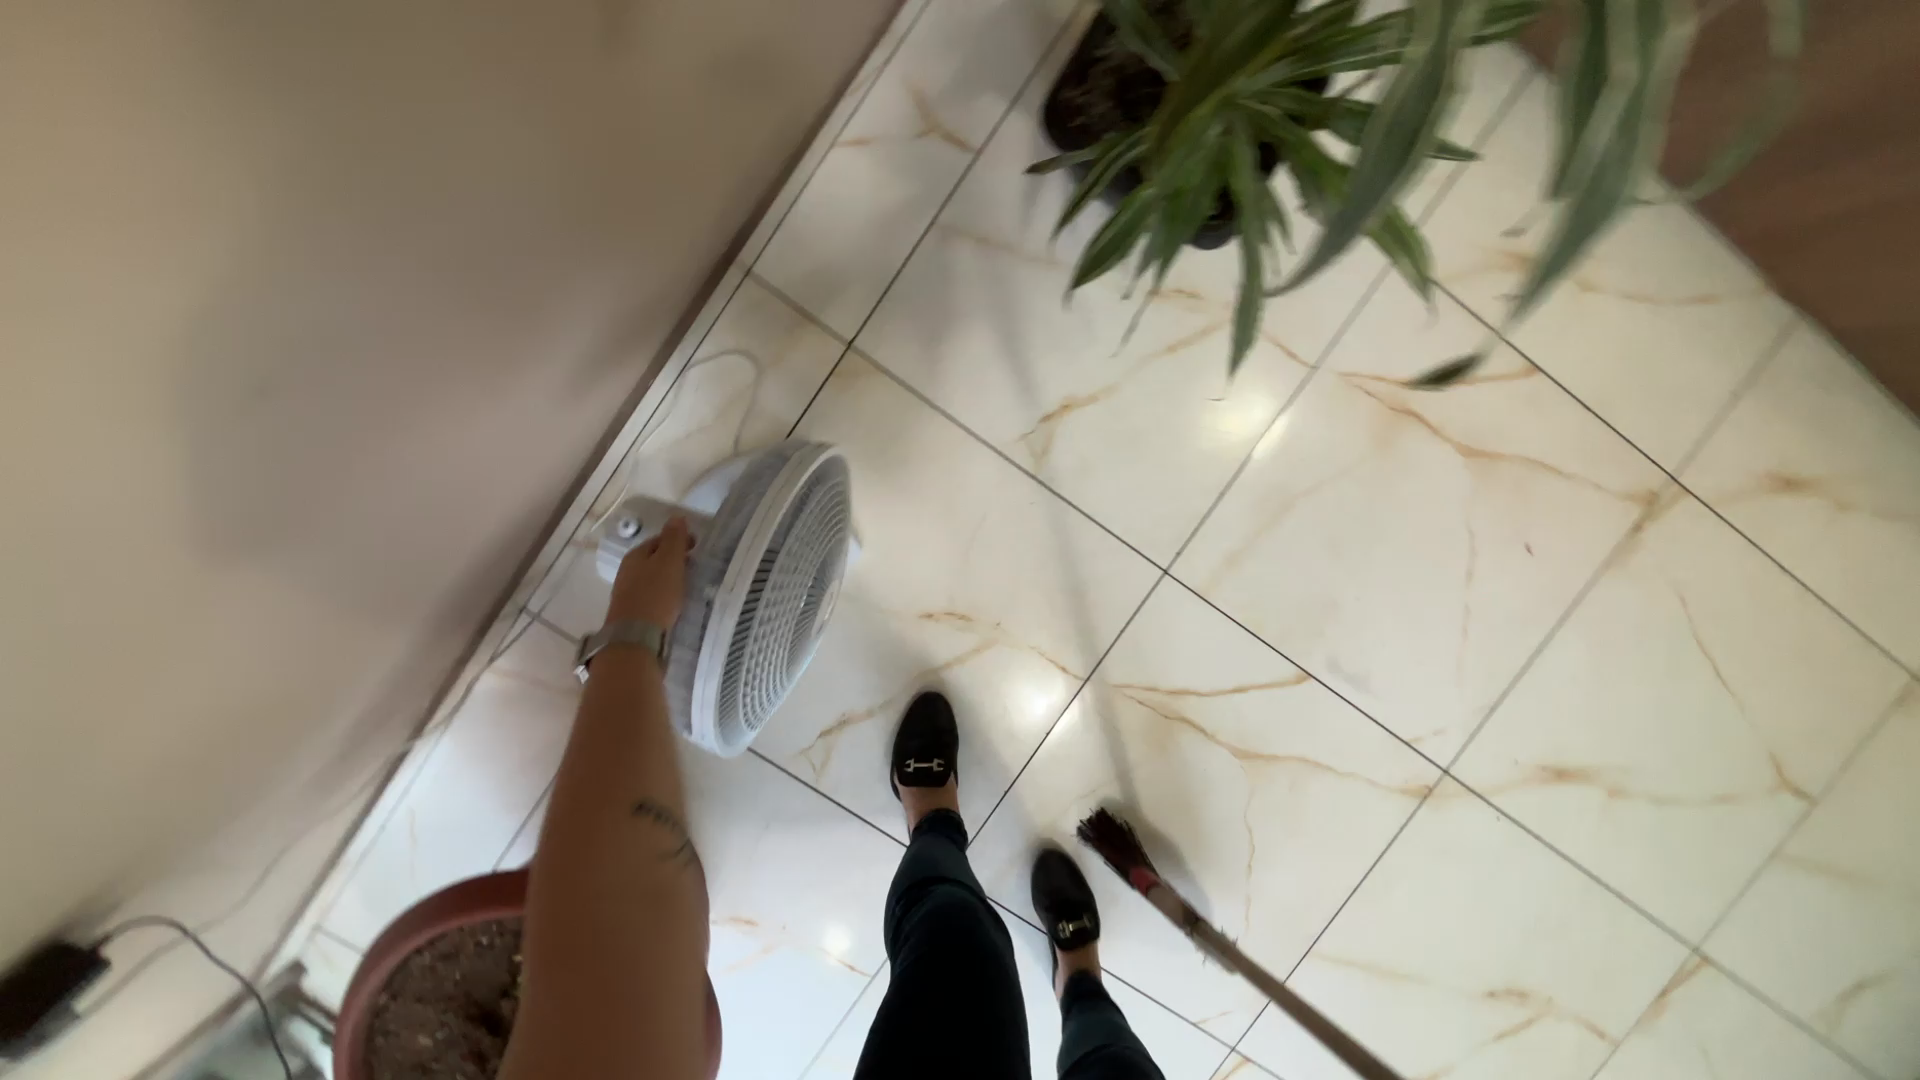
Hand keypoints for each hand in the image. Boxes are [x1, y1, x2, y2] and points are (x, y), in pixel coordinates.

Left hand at [606, 516, 692, 629]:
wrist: (636, 637)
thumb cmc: (655, 595)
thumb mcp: (669, 562)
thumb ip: (674, 539)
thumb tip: (677, 516)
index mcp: (636, 555)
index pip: (659, 540)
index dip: (679, 540)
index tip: (698, 547)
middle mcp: (627, 571)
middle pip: (654, 559)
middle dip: (674, 559)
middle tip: (695, 566)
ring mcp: (627, 592)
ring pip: (653, 577)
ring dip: (669, 577)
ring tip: (688, 584)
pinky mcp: (632, 612)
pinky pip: (652, 595)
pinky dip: (664, 593)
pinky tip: (674, 602)